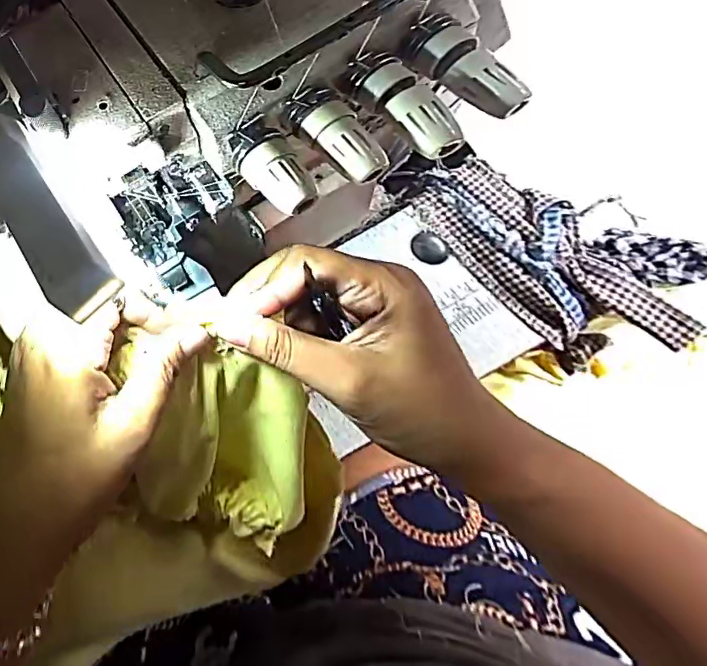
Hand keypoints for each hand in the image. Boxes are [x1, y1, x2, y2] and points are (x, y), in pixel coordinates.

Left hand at [0, 299, 209, 571]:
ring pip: (89, 318)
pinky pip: (71, 334)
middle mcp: (38, 333)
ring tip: (149, 366)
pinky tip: (116, 376)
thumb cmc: (77, 481)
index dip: (156, 316)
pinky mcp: (26, 359)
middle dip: (140, 326)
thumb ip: (163, 369)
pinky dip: (98, 346)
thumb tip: (196, 331)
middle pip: (103, 305)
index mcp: (64, 345)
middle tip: (171, 353)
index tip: (181, 339)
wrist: (19, 520)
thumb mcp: (132, 426)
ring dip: (121, 336)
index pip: (120, 301)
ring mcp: (27, 345)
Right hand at [210, 245, 513, 473]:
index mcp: (381, 281)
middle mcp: (377, 281)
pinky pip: (320, 315)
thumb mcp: (347, 379)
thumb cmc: (427, 412)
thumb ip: (286, 349)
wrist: (470, 445)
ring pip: (307, 294)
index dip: (268, 287)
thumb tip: (236, 327)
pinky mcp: (367, 322)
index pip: (306, 261)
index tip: (242, 318)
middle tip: (241, 329)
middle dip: (269, 300)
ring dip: (282, 318)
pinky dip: (299, 332)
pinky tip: (289, 352)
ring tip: (264, 345)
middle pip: (302, 272)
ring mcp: (372, 301)